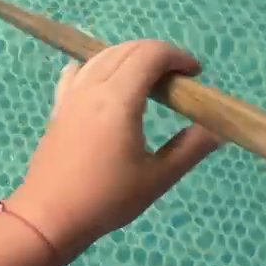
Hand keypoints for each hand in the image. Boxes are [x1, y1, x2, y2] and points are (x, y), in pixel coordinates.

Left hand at [5, 40, 221, 259]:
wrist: (49, 215)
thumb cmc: (106, 198)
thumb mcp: (157, 178)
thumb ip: (190, 148)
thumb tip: (216, 129)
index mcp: (118, 98)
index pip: (150, 54)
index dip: (177, 56)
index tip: (195, 74)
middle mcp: (92, 87)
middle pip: (126, 49)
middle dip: (156, 54)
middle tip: (177, 80)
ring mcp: (71, 95)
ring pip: (101, 55)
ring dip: (128, 57)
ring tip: (147, 81)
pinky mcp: (58, 107)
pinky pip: (79, 71)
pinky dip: (98, 66)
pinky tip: (105, 82)